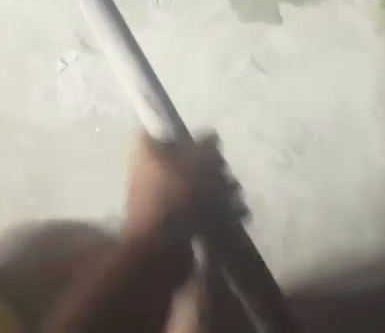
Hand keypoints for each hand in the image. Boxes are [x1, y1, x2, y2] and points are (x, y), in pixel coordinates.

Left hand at [121, 132, 238, 243]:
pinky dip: (219, 215)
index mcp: (146, 151)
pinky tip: (238, 216)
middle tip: (227, 175)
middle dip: (212, 169)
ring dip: (221, 193)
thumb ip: (207, 147)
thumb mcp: (198, 161)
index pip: (161, 131)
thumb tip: (212, 138)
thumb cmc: (177, 196)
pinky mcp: (173, 227)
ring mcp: (161, 201)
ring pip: (196, 189)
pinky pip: (198, 213)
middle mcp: (149, 173)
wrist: (161, 252)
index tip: (205, 144)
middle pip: (185, 162)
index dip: (183, 135)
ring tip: (237, 199)